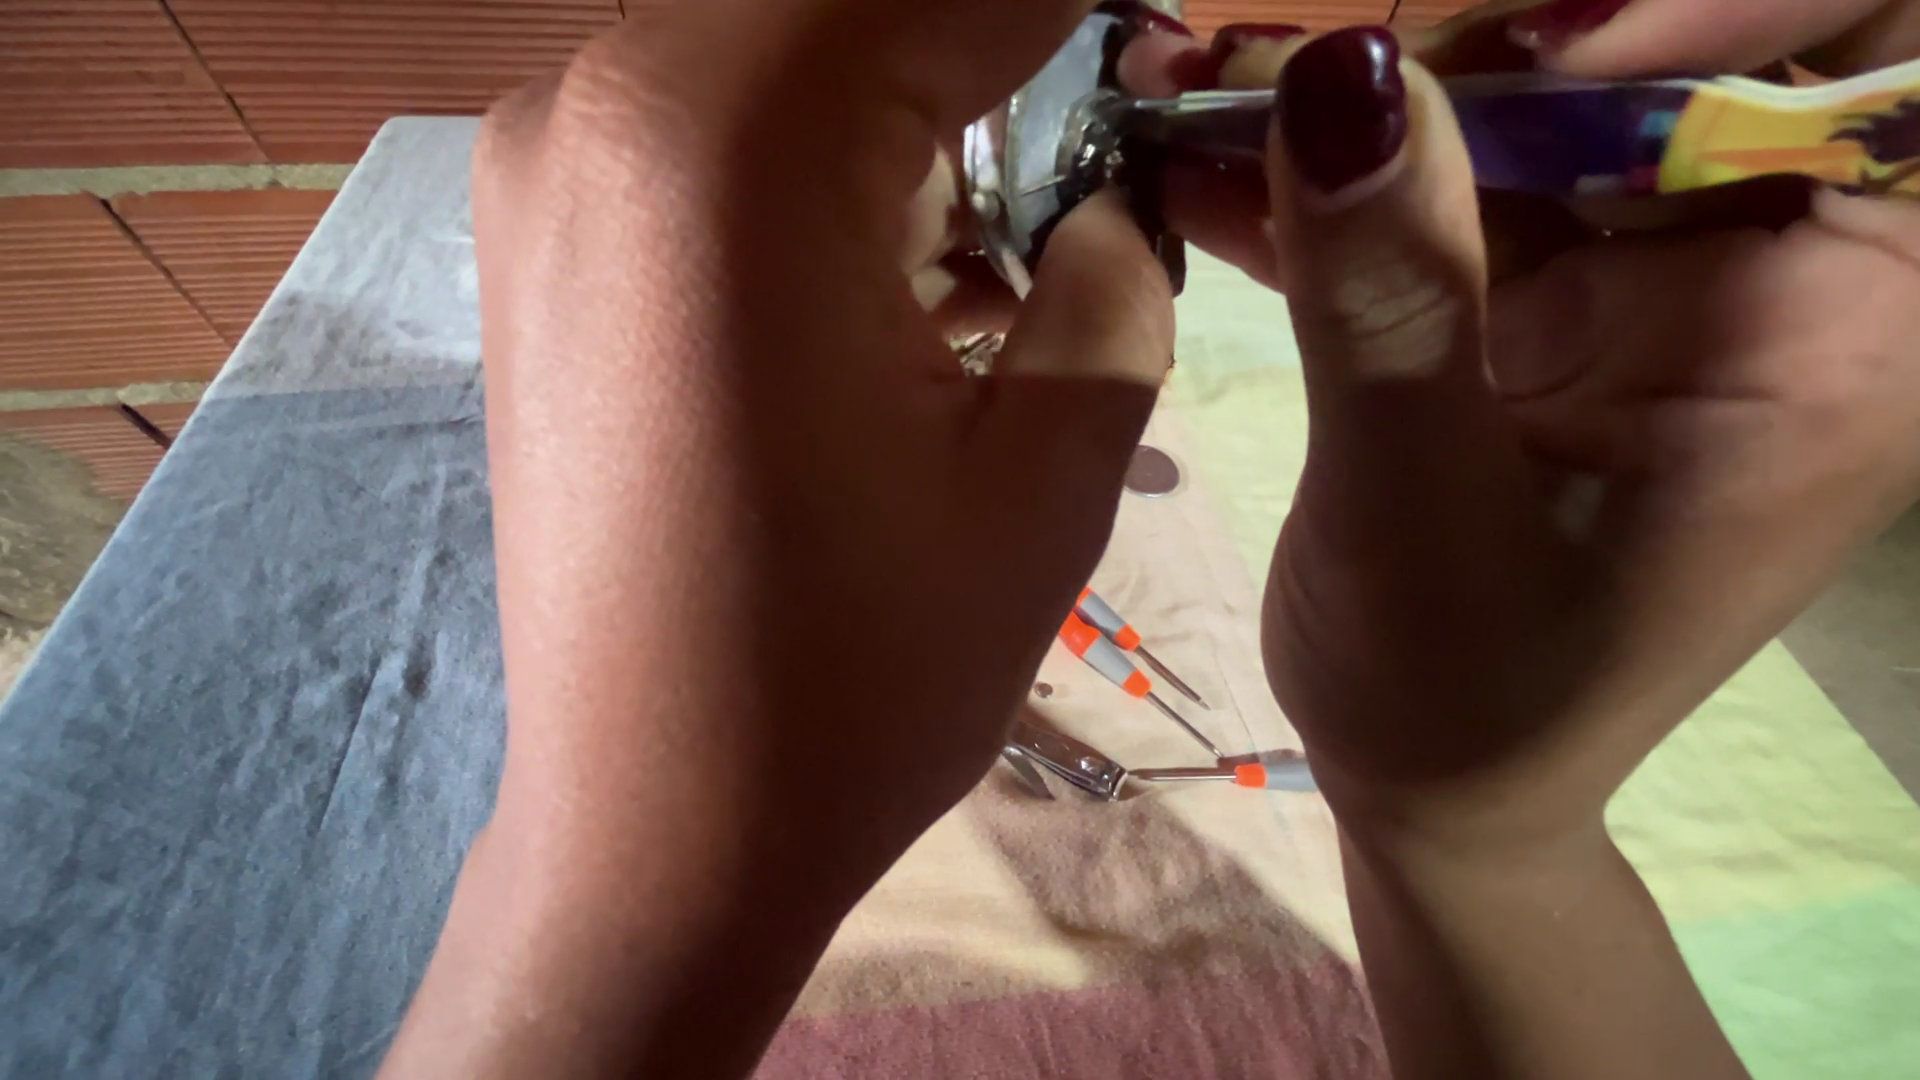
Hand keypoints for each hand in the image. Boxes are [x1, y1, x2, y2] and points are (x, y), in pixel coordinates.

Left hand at [385, 3, 1176, 1076]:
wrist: (670, 828)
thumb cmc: (865, 675)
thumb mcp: (1046, 471)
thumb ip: (1111, 272)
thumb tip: (1109, 193)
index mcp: (729, 139)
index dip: (1078, 16)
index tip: (1151, 63)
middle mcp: (595, 111)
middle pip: (852, 13)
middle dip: (993, 72)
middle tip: (1085, 177)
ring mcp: (543, 185)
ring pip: (781, 76)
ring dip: (911, 139)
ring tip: (996, 266)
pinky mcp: (544, 264)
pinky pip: (715, 158)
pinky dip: (826, 192)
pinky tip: (896, 300)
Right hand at [1126, 9, 1919, 854]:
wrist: (1422, 777)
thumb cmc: (1449, 688)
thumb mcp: (1412, 502)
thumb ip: (1387, 295)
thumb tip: (1335, 73)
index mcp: (1818, 327)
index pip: (1842, 71)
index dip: (1692, 9)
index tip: (1508, 49)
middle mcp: (1735, 285)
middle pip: (1620, 87)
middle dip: (1441, 61)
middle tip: (1262, 57)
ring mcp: (1603, 304)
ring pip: (1487, 148)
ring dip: (1341, 124)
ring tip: (1197, 96)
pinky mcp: (1498, 334)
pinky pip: (1413, 230)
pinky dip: (1312, 206)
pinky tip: (1209, 185)